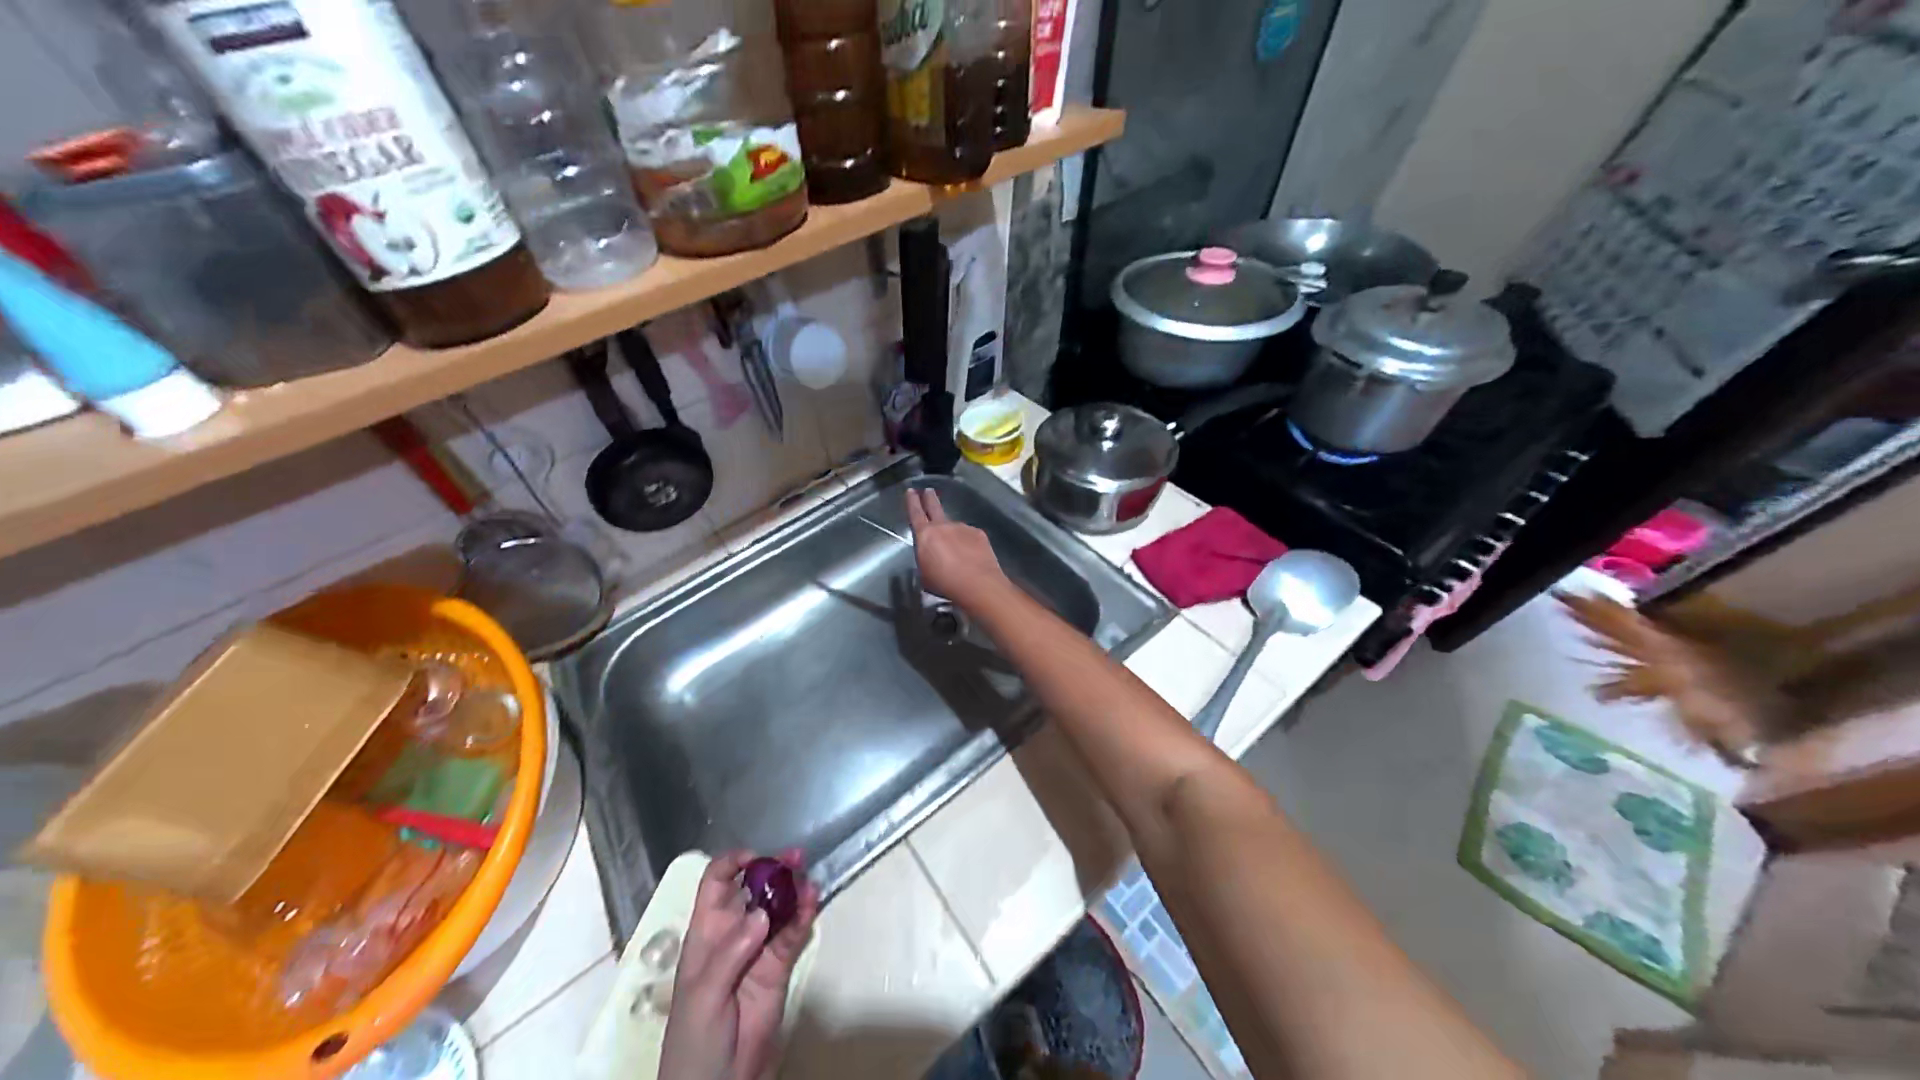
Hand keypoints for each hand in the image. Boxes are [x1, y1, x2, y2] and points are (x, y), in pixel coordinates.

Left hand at [658, 851, 819, 1079]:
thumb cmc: (694, 1041)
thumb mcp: (703, 996)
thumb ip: (731, 955)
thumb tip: (762, 914)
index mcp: (705, 934)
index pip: (716, 884)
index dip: (733, 864)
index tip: (757, 857)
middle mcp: (733, 934)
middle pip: (753, 890)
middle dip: (773, 870)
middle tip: (797, 858)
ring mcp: (758, 951)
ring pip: (778, 908)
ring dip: (793, 890)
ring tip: (810, 879)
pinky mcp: (779, 969)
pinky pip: (792, 935)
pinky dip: (803, 917)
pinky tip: (812, 903)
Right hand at [906, 487, 1010, 611]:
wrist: (977, 584)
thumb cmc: (944, 583)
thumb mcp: (925, 574)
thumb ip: (925, 558)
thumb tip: (931, 555)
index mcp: (925, 535)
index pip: (915, 513)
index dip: (912, 501)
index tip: (911, 491)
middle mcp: (943, 526)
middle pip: (935, 507)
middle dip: (930, 498)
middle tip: (928, 490)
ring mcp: (962, 527)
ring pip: (954, 527)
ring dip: (953, 534)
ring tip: (956, 552)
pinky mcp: (978, 534)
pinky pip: (969, 536)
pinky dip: (968, 543)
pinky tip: (971, 556)